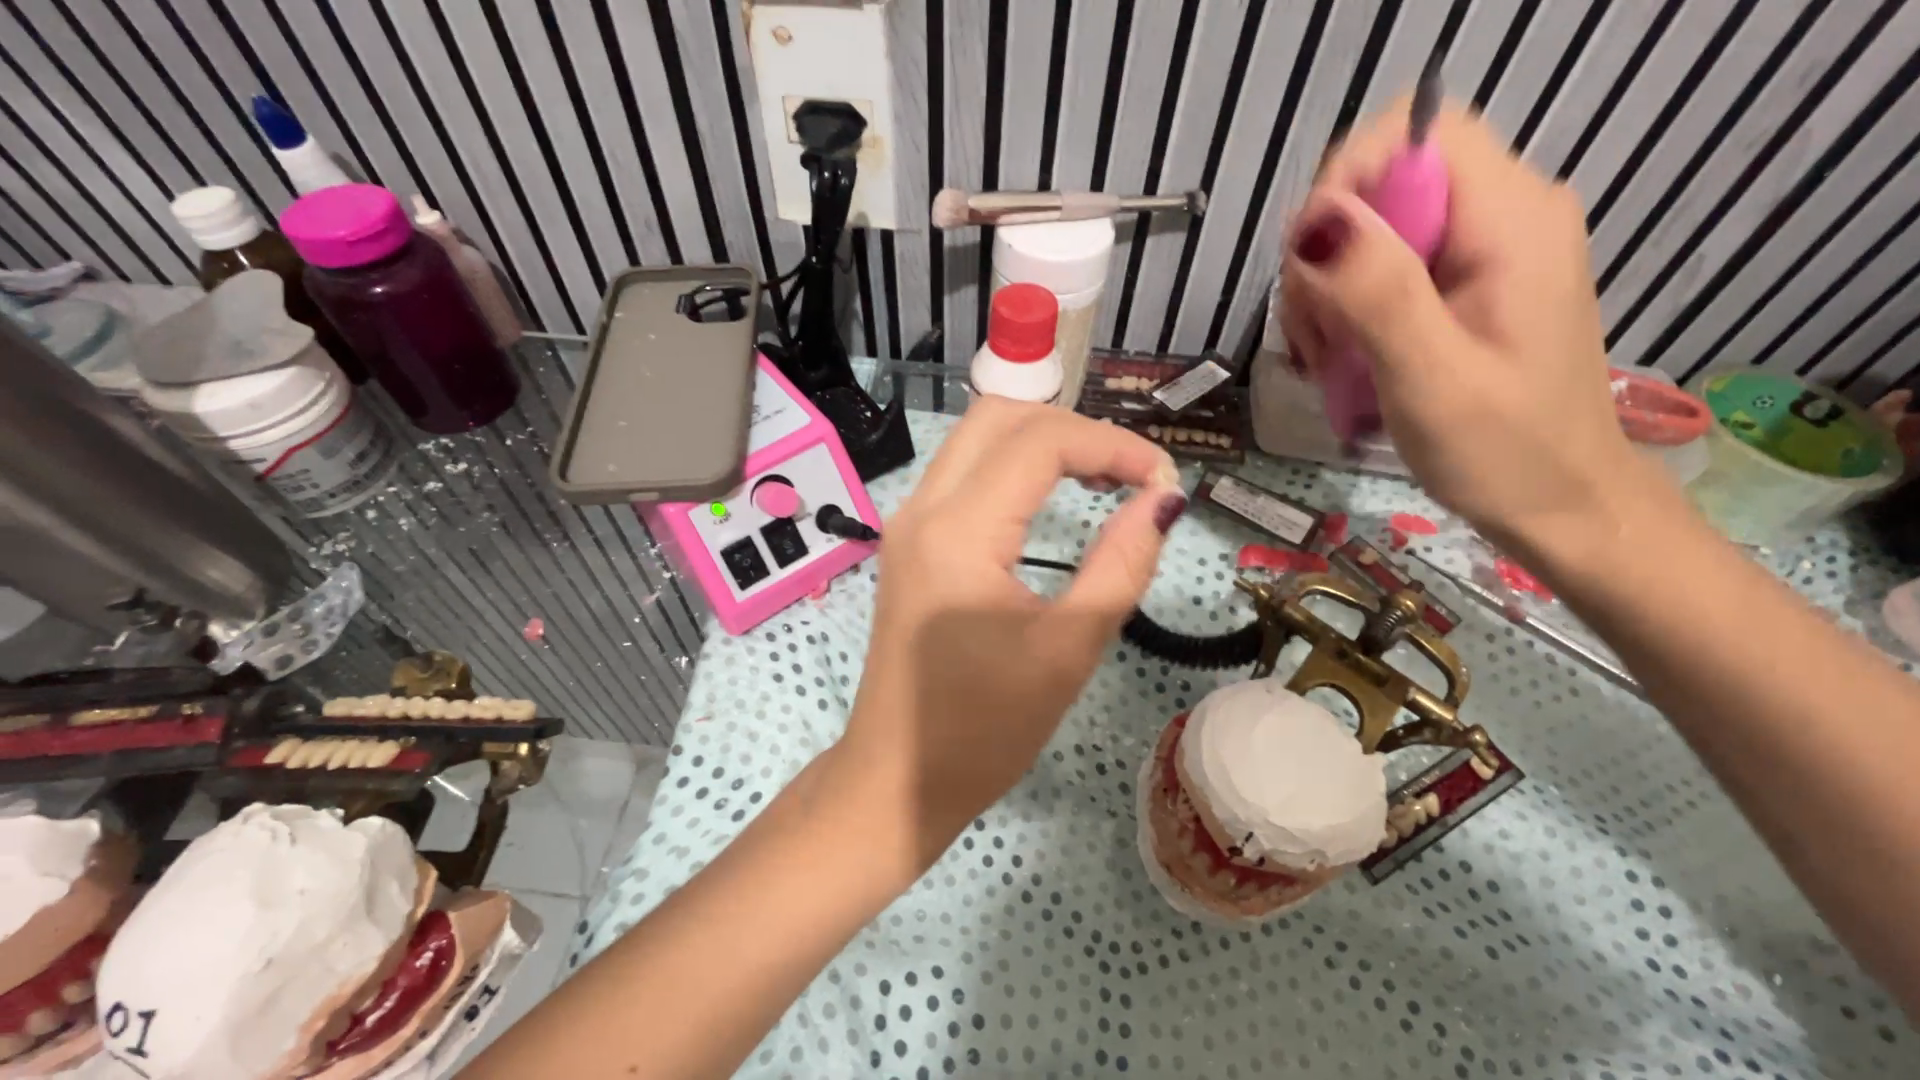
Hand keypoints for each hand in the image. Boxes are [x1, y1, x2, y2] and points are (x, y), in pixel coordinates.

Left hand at [839, 399, 1185, 868]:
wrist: (897, 780)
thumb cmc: (983, 729)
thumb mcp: (1068, 649)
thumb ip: (1121, 564)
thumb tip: (1164, 500)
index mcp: (957, 532)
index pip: (1041, 441)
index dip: (1113, 447)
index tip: (1165, 485)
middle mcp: (922, 509)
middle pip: (1001, 417)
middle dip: (1076, 429)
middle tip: (1131, 475)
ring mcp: (908, 524)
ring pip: (978, 440)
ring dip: (1044, 442)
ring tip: (1106, 481)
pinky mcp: (909, 545)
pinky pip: (964, 475)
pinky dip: (1015, 469)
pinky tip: (1055, 499)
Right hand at [1276, 100, 1657, 558]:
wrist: (1561, 505)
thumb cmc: (1504, 452)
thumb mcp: (1432, 378)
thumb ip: (1378, 292)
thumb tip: (1315, 220)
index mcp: (1512, 220)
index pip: (1413, 134)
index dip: (1346, 182)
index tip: (1311, 266)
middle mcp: (1504, 214)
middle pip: (1382, 182)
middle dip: (1325, 253)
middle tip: (1315, 336)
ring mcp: (1484, 248)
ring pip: (1372, 226)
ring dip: (1327, 288)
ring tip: (1326, 358)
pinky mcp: (1466, 281)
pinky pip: (1383, 262)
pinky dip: (1346, 306)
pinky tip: (1343, 358)